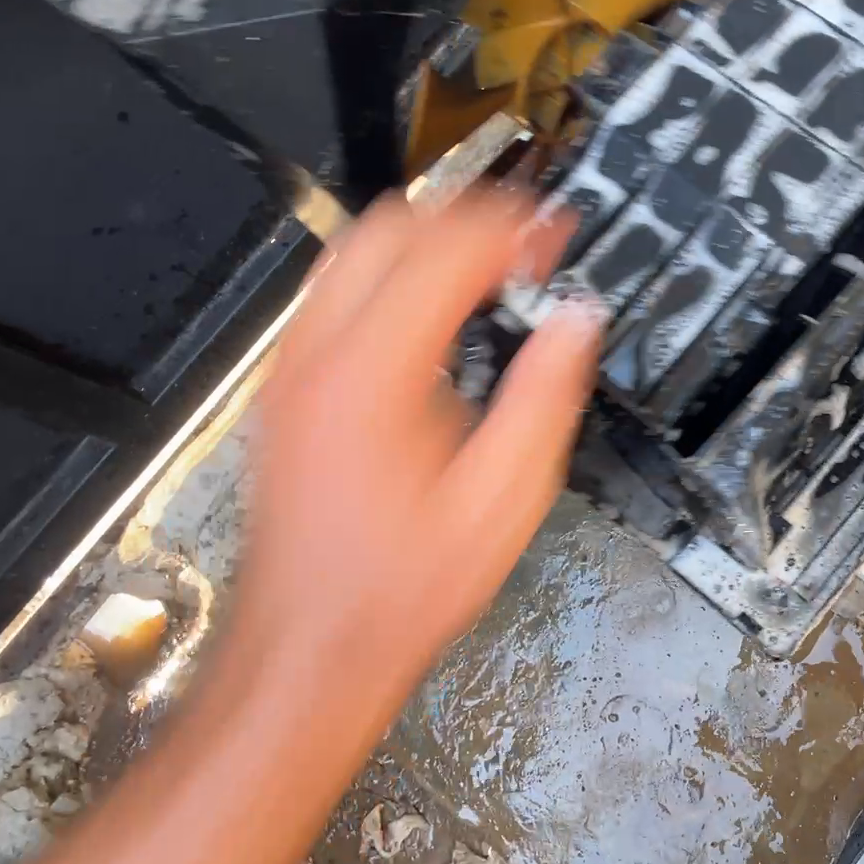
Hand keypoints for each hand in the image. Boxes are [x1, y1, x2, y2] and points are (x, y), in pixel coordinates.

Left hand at [236, 192, 604, 690]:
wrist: (315, 643)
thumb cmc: (406, 585)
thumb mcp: (504, 498)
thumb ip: (545, 395)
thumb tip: (575, 323)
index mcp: (373, 373)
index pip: (446, 250)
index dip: (513, 229)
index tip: (556, 236)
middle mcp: (317, 354)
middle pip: (391, 227)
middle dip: (470, 219)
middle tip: (529, 250)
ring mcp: (292, 369)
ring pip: (356, 251)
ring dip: (430, 241)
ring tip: (493, 272)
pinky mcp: (289, 390)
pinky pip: (338, 295)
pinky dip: (396, 278)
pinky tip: (438, 319)